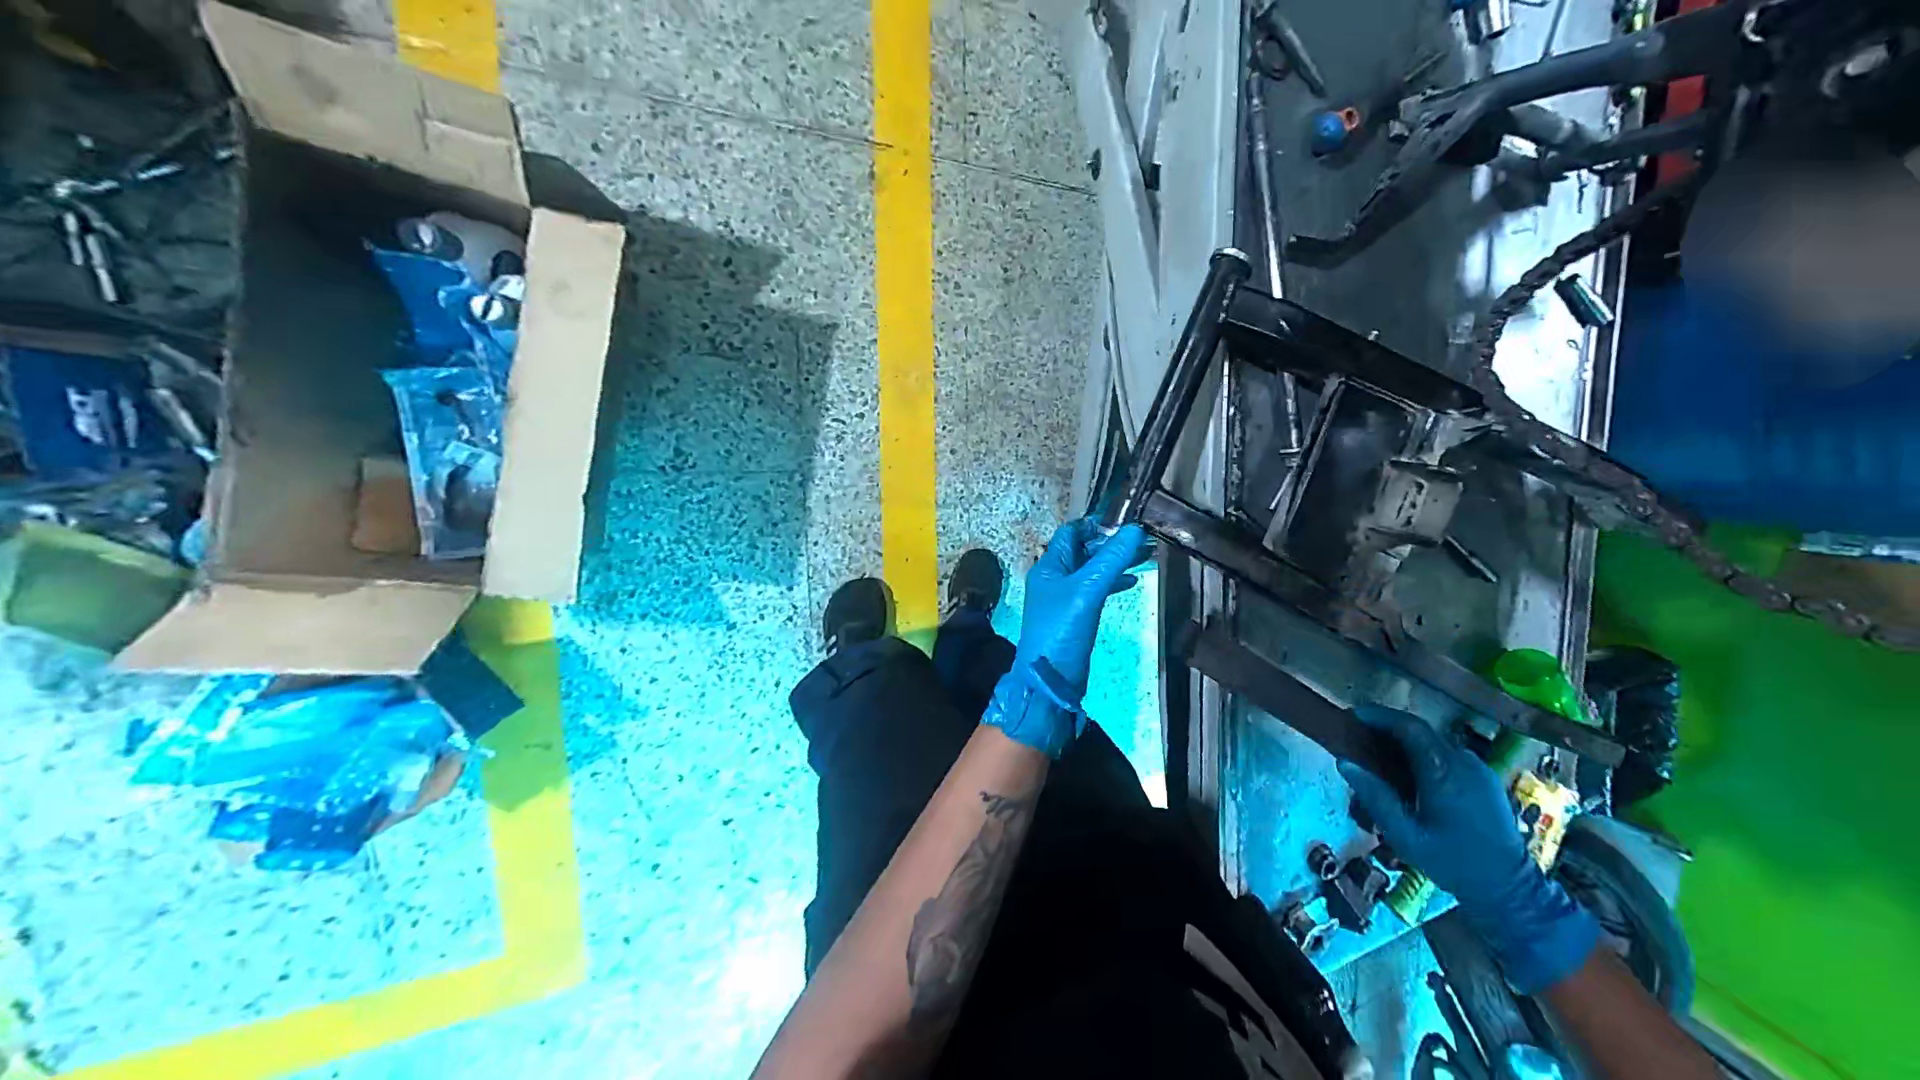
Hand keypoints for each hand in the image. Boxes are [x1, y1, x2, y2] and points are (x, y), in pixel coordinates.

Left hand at [981, 519, 1147, 757]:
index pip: (1072, 533)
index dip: (1096, 524)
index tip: (1127, 521)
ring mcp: (1064, 598)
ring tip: (1146, 556)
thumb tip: (1134, 530)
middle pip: (1084, 551)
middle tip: (1144, 539)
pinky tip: (1131, 581)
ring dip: (1115, 562)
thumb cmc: (1061, 631)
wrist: (1050, 680)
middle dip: (1112, 543)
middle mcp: (1054, 578)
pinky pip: (1095, 590)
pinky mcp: (1074, 616)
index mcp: (1048, 567)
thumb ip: (1110, 561)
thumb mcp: (1086, 592)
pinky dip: (1112, 582)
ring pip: (1092, 570)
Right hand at [1338, 705, 1598, 993]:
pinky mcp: (1484, 786)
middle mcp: (1465, 764)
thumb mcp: (1407, 834)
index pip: (1407, 728)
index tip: (1351, 715)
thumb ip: (1377, 795)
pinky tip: (1406, 779)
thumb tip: (1346, 763)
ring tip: (1377, 762)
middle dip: (1386, 732)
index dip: (1377, 717)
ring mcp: (1478, 774)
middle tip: (1357, 740)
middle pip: (1419, 733)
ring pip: (1433, 745)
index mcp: (1445, 770)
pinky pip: (1446, 760)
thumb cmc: (1457, 866)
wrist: (1513, 895)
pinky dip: (1421, 759)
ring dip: (1404, 747)